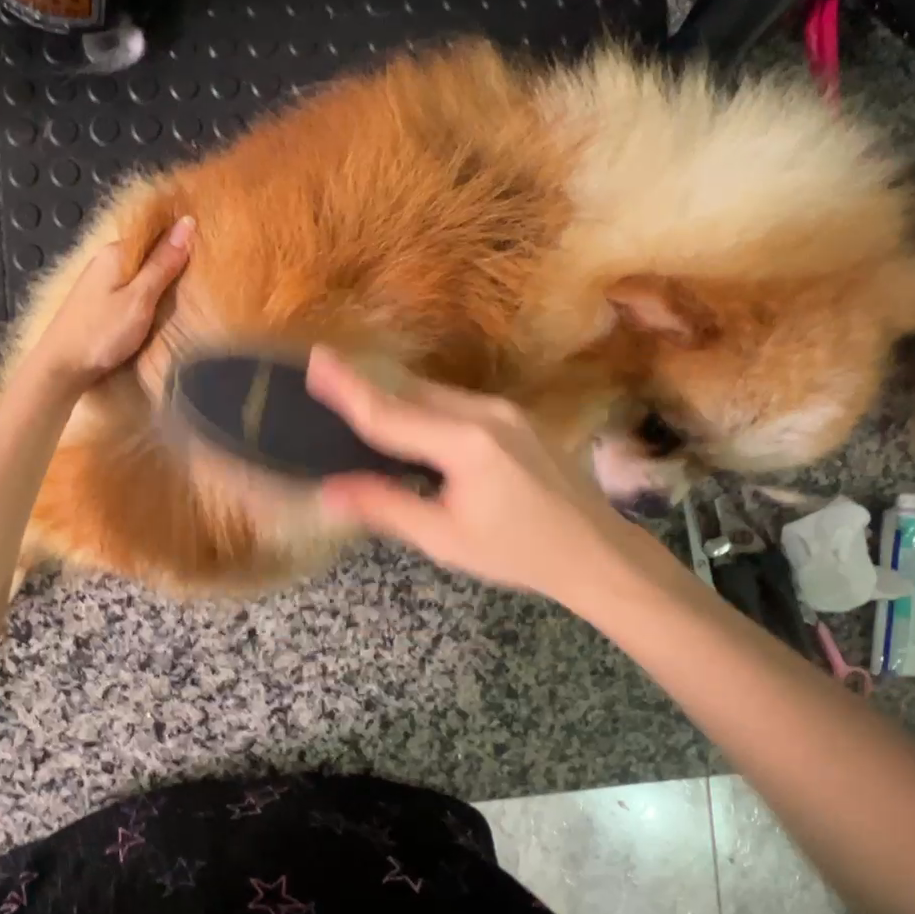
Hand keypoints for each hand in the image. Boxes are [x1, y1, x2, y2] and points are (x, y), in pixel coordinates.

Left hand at [27, 216, 193, 391]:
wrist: (60, 367)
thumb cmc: (102, 333)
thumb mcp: (139, 298)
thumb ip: (163, 263)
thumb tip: (187, 222)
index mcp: (116, 251)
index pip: (156, 232)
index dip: (181, 239)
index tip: (207, 252)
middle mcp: (105, 259)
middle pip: (146, 252)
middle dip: (170, 261)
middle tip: (202, 276)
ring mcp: (98, 281)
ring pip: (137, 273)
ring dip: (158, 280)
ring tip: (185, 292)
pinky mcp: (95, 301)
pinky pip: (128, 288)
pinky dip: (144, 294)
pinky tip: (156, 307)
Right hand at [306, 348, 654, 604]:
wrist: (598, 552)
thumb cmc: (519, 553)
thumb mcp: (443, 538)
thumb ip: (385, 506)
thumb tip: (328, 491)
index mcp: (466, 444)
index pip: (390, 413)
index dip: (348, 388)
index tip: (316, 360)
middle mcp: (485, 414)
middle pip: (408, 393)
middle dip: (364, 385)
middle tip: (322, 375)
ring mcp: (503, 411)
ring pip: (431, 394)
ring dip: (391, 396)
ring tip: (352, 397)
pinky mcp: (513, 417)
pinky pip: (452, 402)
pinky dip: (418, 406)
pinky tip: (403, 418)